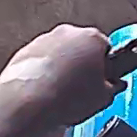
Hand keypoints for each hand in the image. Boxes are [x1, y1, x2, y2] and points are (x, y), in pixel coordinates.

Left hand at [0, 24, 121, 129]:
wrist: (29, 103)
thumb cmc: (66, 96)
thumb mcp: (103, 98)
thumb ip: (112, 87)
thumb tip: (111, 86)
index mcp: (92, 38)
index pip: (105, 47)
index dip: (104, 65)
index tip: (102, 79)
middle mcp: (67, 33)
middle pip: (80, 46)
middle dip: (82, 63)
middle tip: (82, 87)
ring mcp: (43, 40)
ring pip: (58, 52)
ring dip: (61, 67)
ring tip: (60, 93)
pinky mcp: (24, 51)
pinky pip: (39, 61)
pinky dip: (42, 72)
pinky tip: (43, 92)